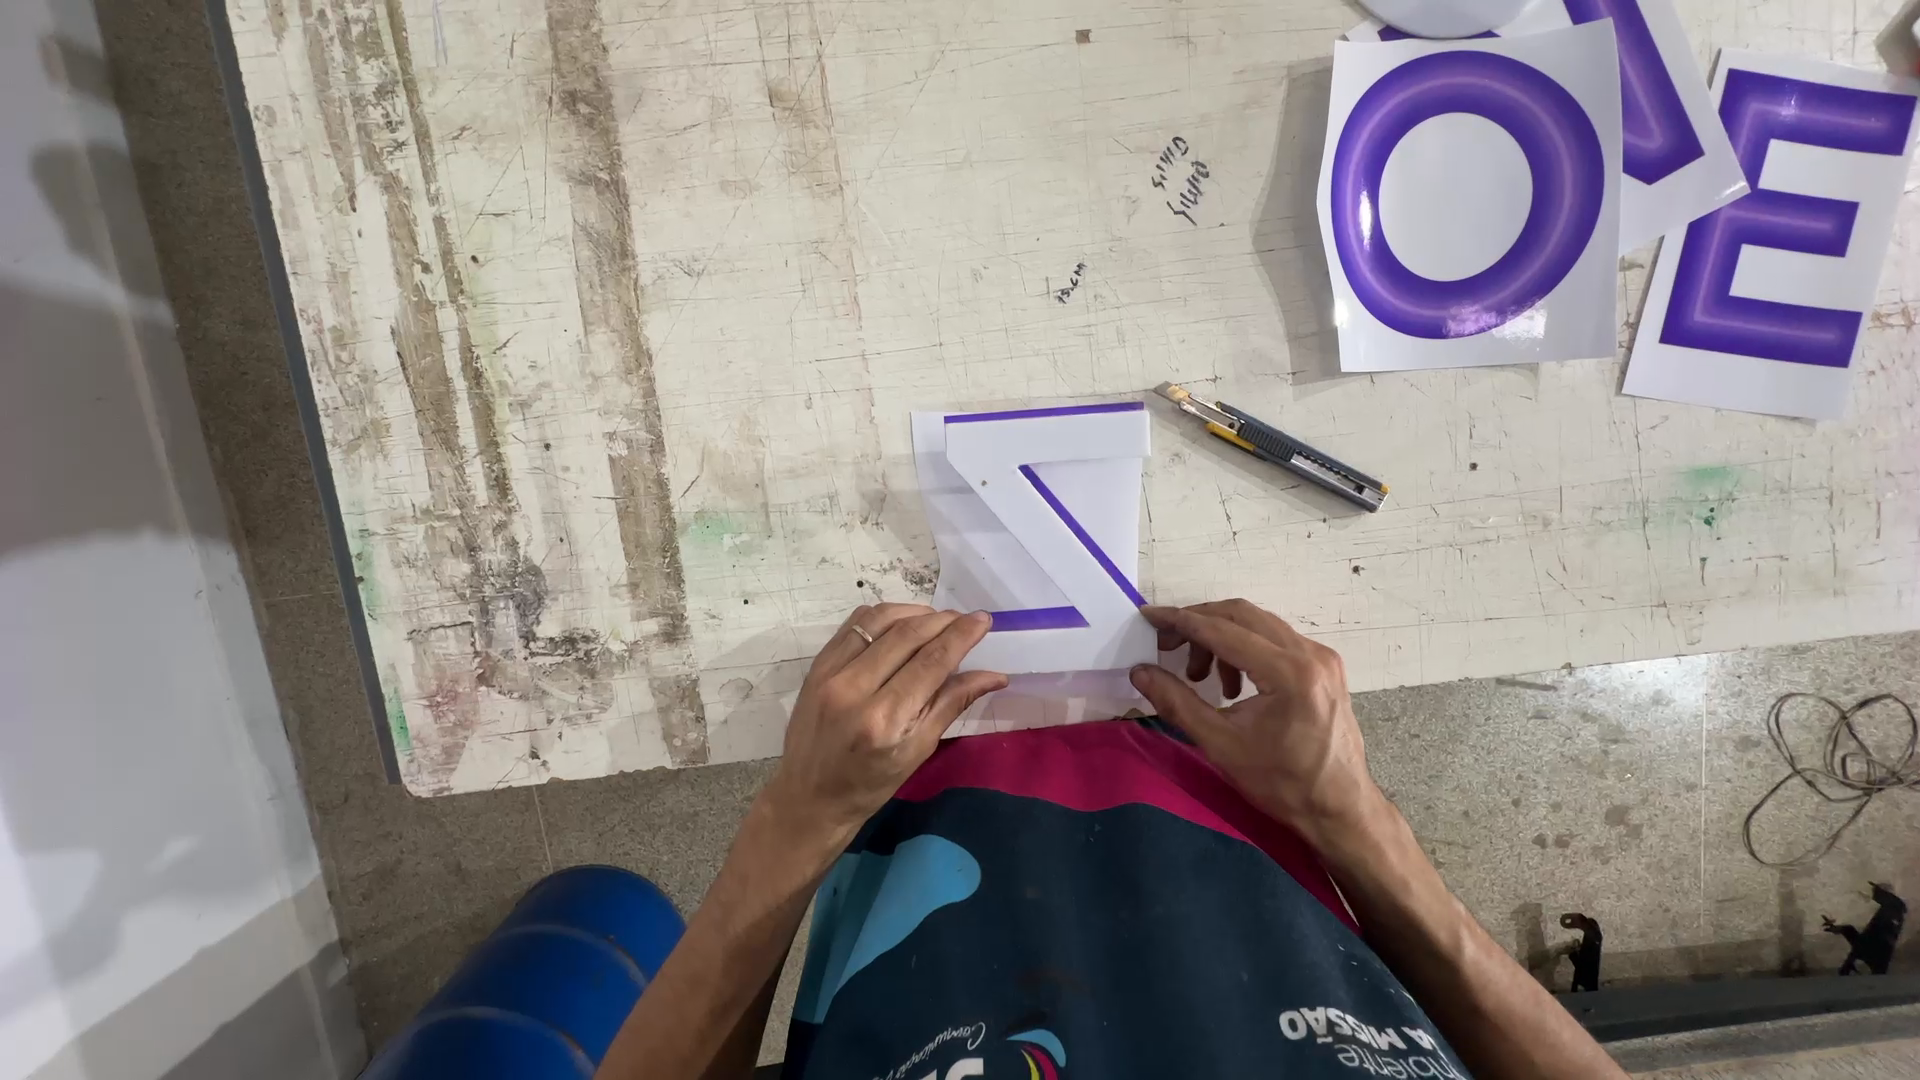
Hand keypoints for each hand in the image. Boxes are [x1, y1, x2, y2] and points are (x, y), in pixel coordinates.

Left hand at [764, 604, 1006, 843]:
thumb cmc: (870, 785)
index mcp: (884, 719)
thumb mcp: (918, 751)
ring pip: (880, 620)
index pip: (931, 662)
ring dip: (915, 612)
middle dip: (943, 621)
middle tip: (966, 619)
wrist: (809, 797)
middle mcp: (854, 688)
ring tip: (938, 620)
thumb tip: (994, 675)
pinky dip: (884, 616)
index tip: (983, 620)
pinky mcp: (817, 664)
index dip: (961, 636)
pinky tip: (902, 622)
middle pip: (908, 634)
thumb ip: (952, 704)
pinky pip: (855, 624)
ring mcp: (830, 672)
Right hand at [1128, 600, 1382, 851]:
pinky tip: (1230, 685)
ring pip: (1257, 624)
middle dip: (1197, 624)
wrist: (1340, 810)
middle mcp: (1309, 654)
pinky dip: (1243, 649)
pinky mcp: (1324, 666)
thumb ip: (1177, 702)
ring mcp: (1321, 657)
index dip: (1180, 621)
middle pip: (1241, 615)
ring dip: (1220, 638)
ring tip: (1199, 677)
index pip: (1222, 630)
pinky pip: (1274, 639)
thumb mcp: (1221, 744)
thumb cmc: (1282, 783)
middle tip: (1167, 646)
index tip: (1148, 617)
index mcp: (1288, 673)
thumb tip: (1139, 671)